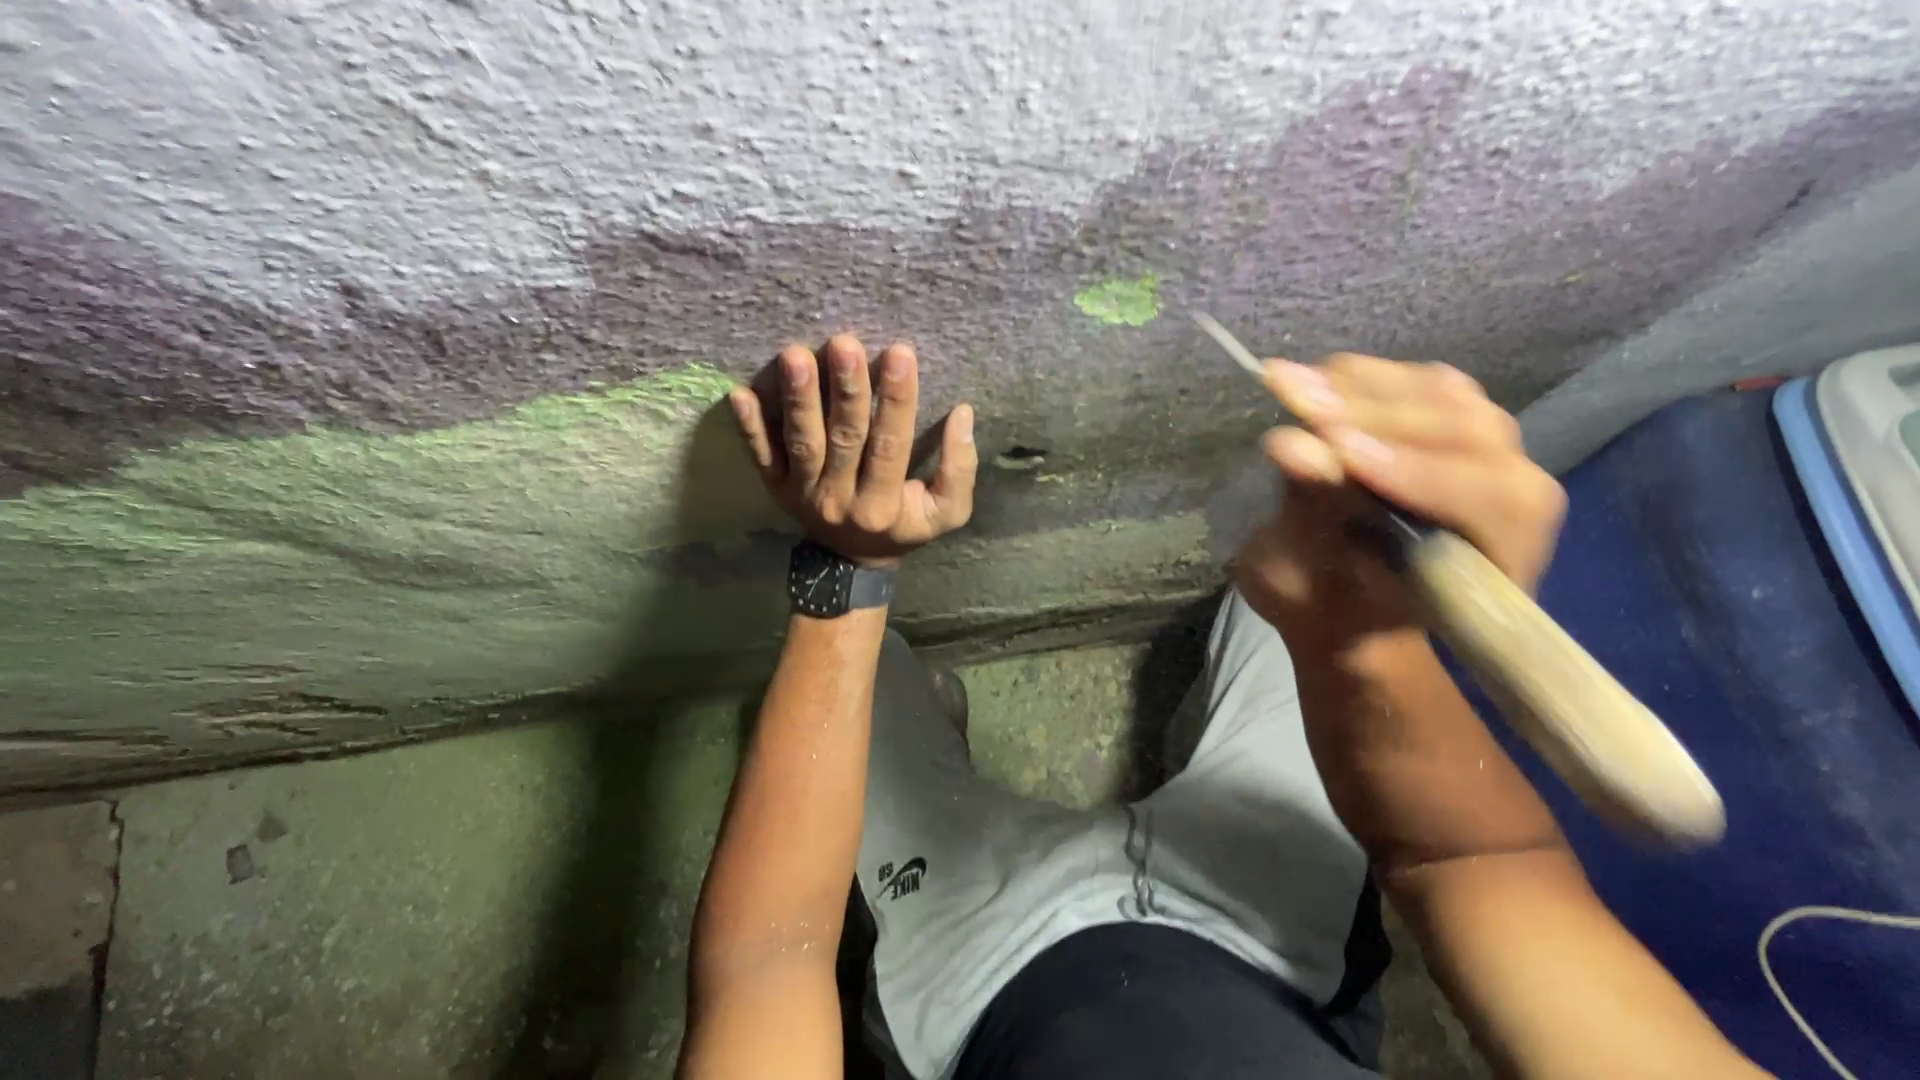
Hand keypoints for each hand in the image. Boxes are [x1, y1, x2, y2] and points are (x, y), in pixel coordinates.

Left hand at [729, 335, 977, 566]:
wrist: (852, 563)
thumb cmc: (903, 526)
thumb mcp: (946, 513)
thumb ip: (960, 469)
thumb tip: (963, 415)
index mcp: (882, 506)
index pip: (891, 446)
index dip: (897, 401)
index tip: (901, 353)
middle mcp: (839, 500)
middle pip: (843, 438)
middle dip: (845, 390)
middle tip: (844, 343)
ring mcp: (802, 493)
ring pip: (801, 442)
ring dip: (798, 399)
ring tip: (795, 356)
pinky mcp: (776, 487)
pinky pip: (760, 456)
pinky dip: (749, 426)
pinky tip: (740, 394)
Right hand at [1235, 353, 1565, 649]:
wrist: (1341, 600)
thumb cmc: (1328, 605)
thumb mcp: (1305, 579)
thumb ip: (1308, 517)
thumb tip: (1289, 444)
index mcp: (1495, 563)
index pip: (1487, 500)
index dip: (1415, 471)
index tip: (1338, 448)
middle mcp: (1513, 499)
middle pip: (1469, 433)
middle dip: (1377, 416)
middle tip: (1300, 402)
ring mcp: (1488, 453)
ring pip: (1446, 398)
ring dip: (1365, 389)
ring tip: (1295, 384)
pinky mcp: (1452, 422)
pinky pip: (1421, 384)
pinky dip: (1363, 379)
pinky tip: (1310, 379)